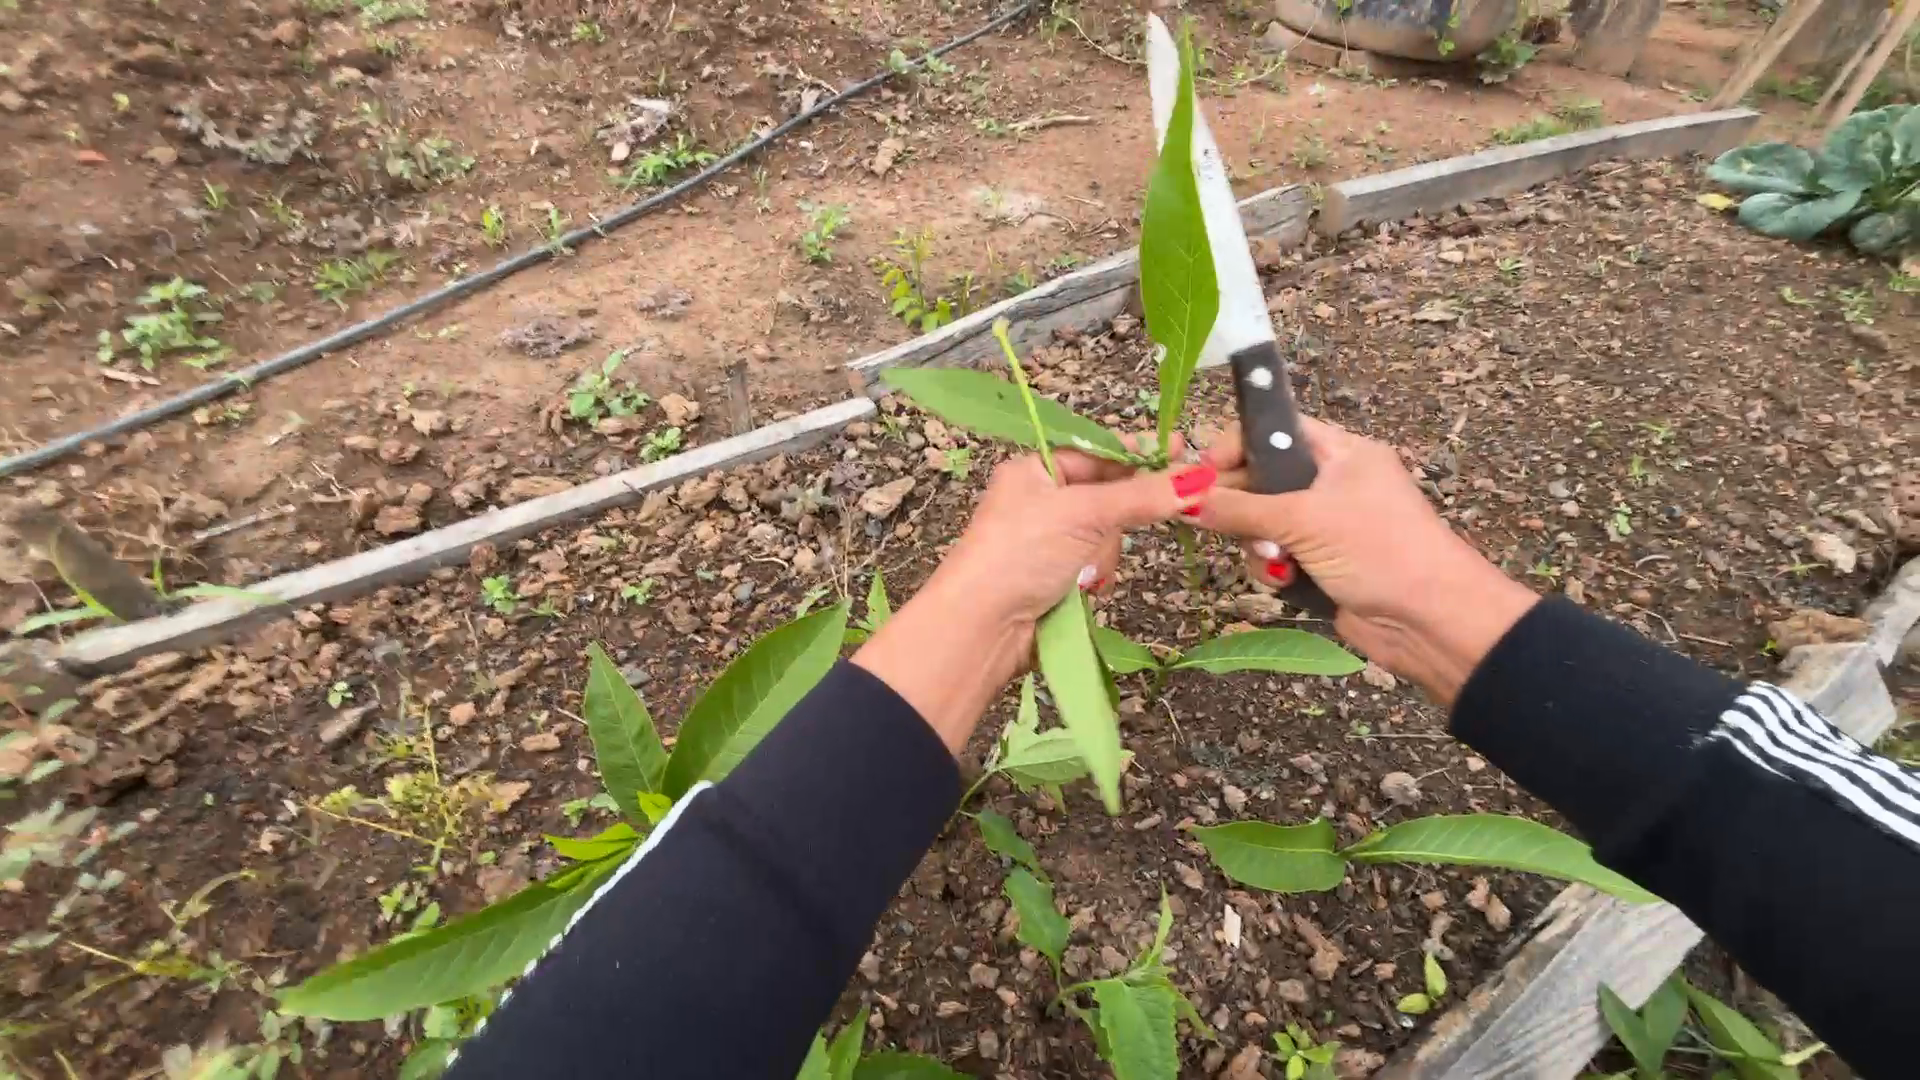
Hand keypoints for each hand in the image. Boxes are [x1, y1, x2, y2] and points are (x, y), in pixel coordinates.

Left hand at [854, 449, 1216, 752]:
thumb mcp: (1083, 513)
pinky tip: (1083, 590)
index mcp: (1034, 470)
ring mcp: (1047, 542)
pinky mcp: (1055, 577)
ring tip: (1082, 572)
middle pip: (1108, 497)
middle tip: (1120, 530)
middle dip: (1115, 521)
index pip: (1098, 453)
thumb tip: (1198, 478)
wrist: (983, 627)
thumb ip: (1141, 496)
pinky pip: (1096, 566)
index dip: (1137, 455)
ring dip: (1102, 556)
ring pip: (1107, 536)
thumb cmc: (1020, 554)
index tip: (1180, 453)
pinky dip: (1095, 578)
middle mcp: (1039, 501)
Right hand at [1190, 417, 1537, 704]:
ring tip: (1277, 561)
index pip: (1272, 429)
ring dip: (1258, 545)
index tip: (1202, 473)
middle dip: (1242, 506)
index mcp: (1339, 452)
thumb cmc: (1380, 552)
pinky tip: (1287, 581)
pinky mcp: (1315, 562)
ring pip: (1257, 523)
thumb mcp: (1304, 520)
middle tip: (1226, 523)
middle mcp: (1328, 483)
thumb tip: (1183, 499)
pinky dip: (1272, 569)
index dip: (1234, 446)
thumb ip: (1239, 507)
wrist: (1430, 624)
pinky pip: (1271, 555)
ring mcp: (1321, 525)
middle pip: (1257, 480)